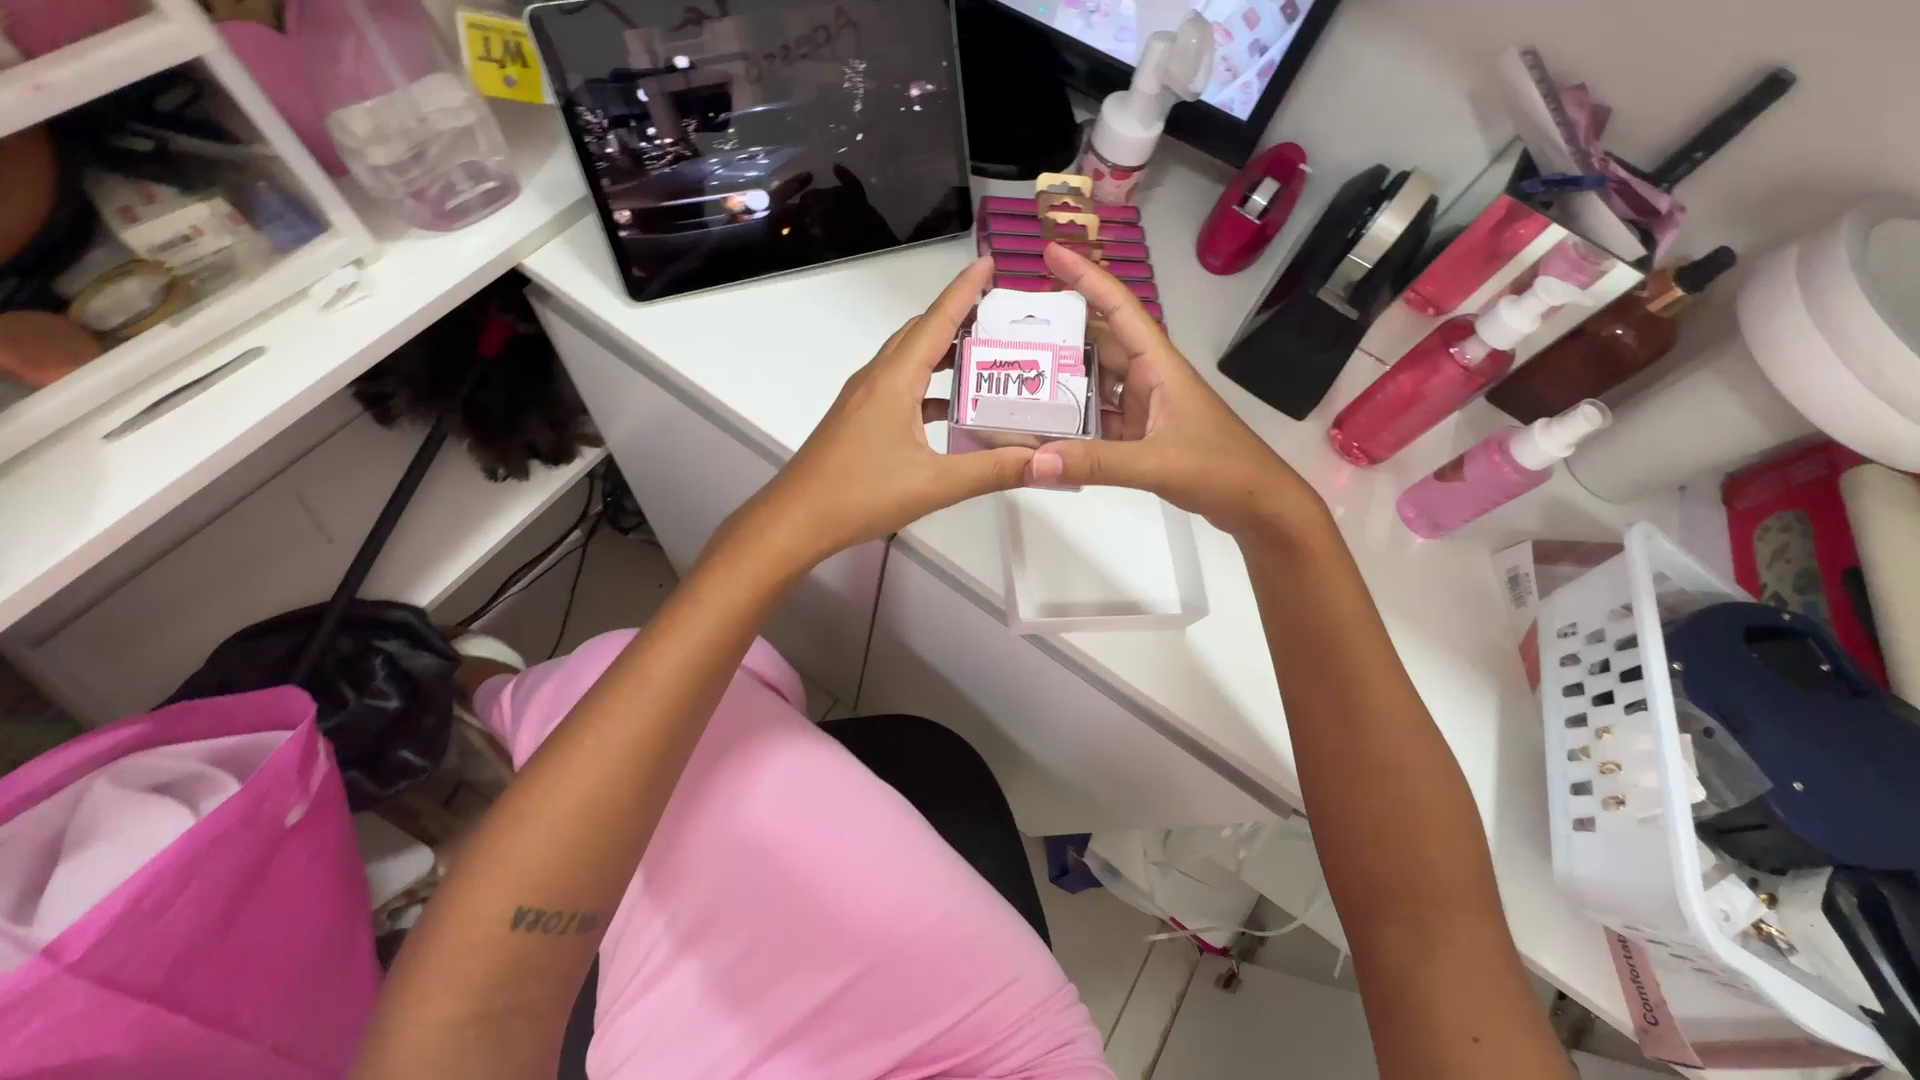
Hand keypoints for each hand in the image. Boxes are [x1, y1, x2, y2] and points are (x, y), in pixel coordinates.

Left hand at [740, 256, 1033, 564]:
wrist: (796, 519)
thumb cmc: (859, 495)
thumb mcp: (934, 484)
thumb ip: (993, 471)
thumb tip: (1046, 462)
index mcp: (894, 380)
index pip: (936, 321)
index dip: (966, 290)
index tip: (992, 263)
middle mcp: (877, 379)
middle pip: (921, 333)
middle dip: (960, 318)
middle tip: (1001, 315)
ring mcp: (863, 399)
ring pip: (909, 360)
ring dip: (944, 353)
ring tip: (985, 357)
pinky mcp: (859, 420)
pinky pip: (900, 387)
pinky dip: (929, 386)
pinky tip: (952, 408)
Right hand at [1026, 243, 1321, 537]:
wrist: (1257, 504)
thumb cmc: (1220, 469)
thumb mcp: (1157, 463)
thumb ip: (1096, 463)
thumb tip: (1035, 462)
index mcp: (1159, 366)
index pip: (1119, 308)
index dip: (1085, 277)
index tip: (1050, 253)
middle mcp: (1149, 379)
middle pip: (1098, 344)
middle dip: (1060, 333)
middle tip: (1012, 329)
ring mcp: (1146, 408)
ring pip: (1096, 384)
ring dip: (1063, 382)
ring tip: (1016, 377)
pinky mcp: (1143, 436)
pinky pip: (1100, 420)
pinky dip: (1074, 423)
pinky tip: (1044, 429)